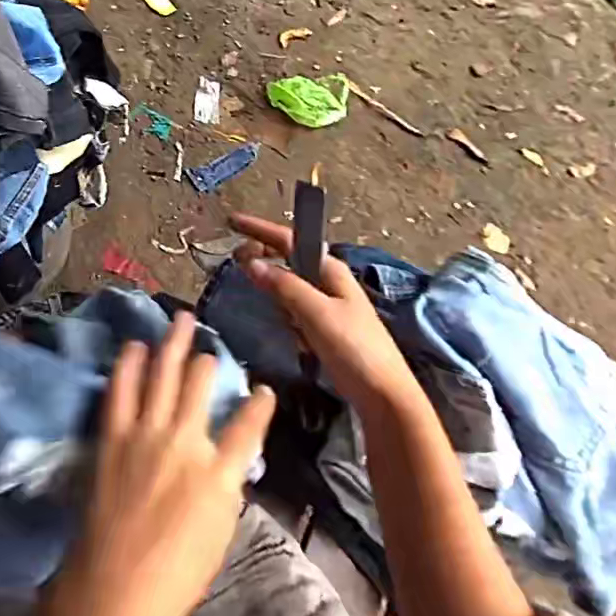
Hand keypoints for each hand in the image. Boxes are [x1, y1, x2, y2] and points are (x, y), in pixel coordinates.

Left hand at [42, 312, 275, 615]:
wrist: (112, 592)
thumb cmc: (174, 578)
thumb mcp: (220, 537)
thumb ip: (227, 491)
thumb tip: (227, 463)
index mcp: (220, 475)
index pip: (249, 425)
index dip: (259, 403)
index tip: (263, 390)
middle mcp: (185, 444)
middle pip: (201, 386)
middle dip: (208, 359)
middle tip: (209, 344)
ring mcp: (145, 436)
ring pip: (163, 375)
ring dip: (172, 343)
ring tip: (180, 319)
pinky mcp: (112, 439)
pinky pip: (121, 391)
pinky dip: (128, 365)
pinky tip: (133, 346)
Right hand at [229, 214, 426, 416]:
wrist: (383, 394)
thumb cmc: (354, 349)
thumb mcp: (316, 313)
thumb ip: (284, 286)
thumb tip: (251, 262)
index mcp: (330, 271)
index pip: (290, 240)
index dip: (260, 229)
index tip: (232, 221)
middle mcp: (328, 282)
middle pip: (288, 259)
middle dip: (262, 255)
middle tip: (234, 260)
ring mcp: (326, 306)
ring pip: (288, 285)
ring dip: (271, 284)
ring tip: (248, 284)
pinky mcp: (323, 329)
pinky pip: (293, 310)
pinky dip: (281, 310)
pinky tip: (278, 321)